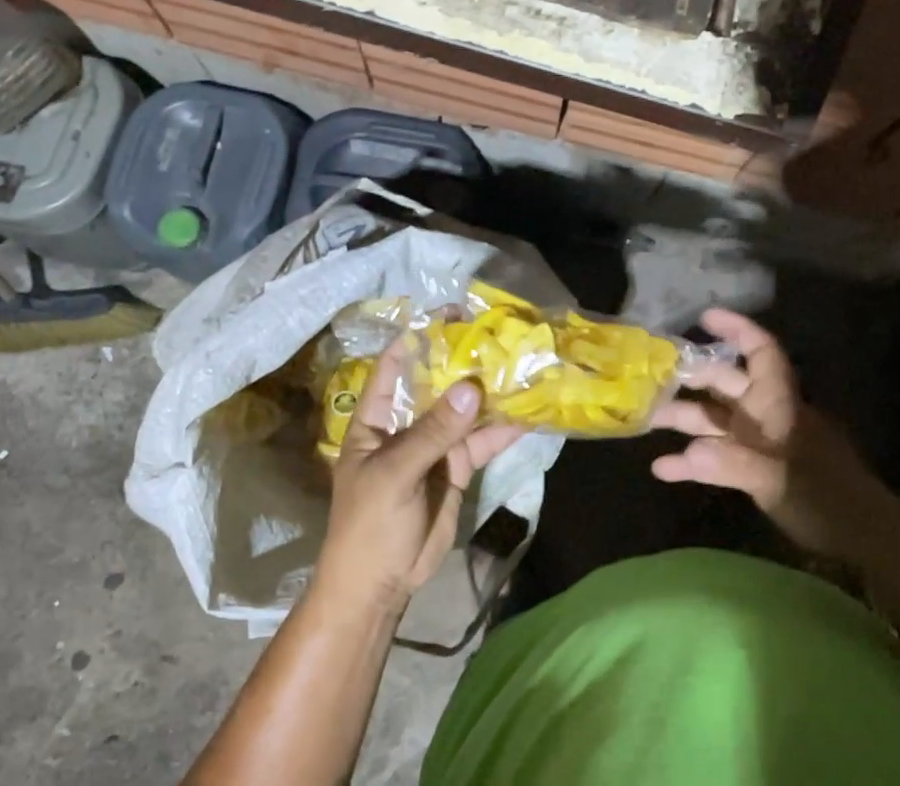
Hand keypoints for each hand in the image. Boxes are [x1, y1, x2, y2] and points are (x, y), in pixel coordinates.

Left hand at [314, 344, 524, 615]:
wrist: (380, 583)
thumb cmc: (369, 524)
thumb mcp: (395, 474)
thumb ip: (434, 432)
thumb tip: (471, 387)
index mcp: (376, 417)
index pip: (395, 365)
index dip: (420, 338)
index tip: (454, 315)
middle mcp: (406, 423)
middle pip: (438, 382)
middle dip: (466, 360)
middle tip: (503, 335)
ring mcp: (434, 445)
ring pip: (466, 410)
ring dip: (492, 392)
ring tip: (526, 366)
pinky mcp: (458, 467)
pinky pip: (483, 440)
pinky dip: (505, 428)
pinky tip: (531, 410)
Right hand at [649, 308, 899, 566]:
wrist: (864, 539)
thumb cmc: (828, 500)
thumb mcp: (781, 481)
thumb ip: (734, 464)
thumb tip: (688, 451)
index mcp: (780, 404)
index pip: (761, 352)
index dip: (737, 329)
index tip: (703, 316)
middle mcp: (768, 416)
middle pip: (728, 384)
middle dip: (692, 377)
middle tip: (651, 375)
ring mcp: (763, 445)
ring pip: (719, 420)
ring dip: (685, 419)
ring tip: (646, 420)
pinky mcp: (759, 472)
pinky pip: (720, 458)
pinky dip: (694, 462)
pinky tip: (663, 469)